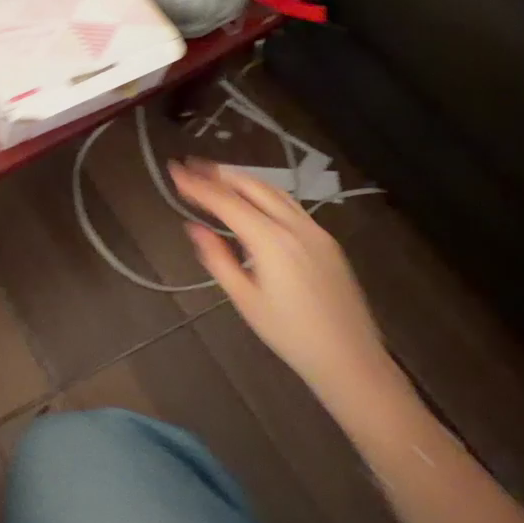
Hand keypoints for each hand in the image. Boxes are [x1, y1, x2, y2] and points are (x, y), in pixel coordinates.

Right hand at [171, 161, 398, 402]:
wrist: (349, 358)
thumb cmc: (289, 334)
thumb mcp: (244, 299)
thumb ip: (217, 259)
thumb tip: (194, 228)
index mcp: (272, 241)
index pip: (227, 202)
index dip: (198, 185)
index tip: (174, 170)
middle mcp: (296, 227)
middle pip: (253, 187)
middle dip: (220, 173)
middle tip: (191, 165)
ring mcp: (316, 231)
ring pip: (275, 192)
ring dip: (243, 180)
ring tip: (216, 175)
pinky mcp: (326, 241)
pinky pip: (290, 205)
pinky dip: (264, 194)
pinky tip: (251, 200)